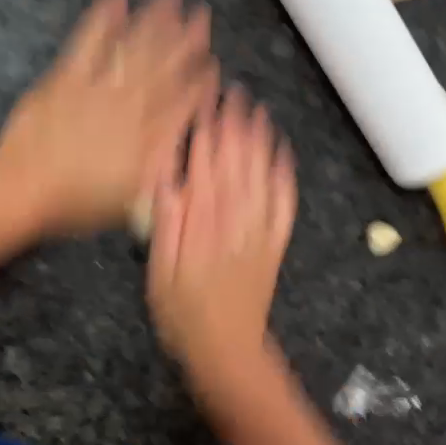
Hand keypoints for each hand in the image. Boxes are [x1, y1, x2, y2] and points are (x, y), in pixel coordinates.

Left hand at [0, 0, 218, 234]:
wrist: (26, 190)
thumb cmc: (75, 204)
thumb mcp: (129, 201)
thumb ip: (159, 171)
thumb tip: (179, 148)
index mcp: (148, 139)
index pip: (185, 103)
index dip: (201, 82)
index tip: (213, 65)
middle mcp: (131, 107)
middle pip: (166, 66)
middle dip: (187, 39)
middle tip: (202, 15)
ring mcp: (99, 87)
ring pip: (136, 47)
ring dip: (156, 19)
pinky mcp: (67, 76)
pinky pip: (91, 39)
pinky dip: (105, 14)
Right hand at [146, 89, 296, 375]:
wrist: (226, 352)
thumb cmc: (184, 316)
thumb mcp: (161, 272)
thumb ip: (166, 224)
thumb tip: (167, 179)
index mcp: (203, 225)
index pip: (204, 166)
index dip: (205, 131)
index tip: (202, 101)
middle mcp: (235, 222)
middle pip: (236, 164)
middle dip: (234, 126)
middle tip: (232, 92)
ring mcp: (258, 233)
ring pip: (262, 177)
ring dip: (261, 142)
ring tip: (257, 111)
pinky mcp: (274, 247)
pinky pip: (284, 206)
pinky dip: (285, 178)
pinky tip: (283, 156)